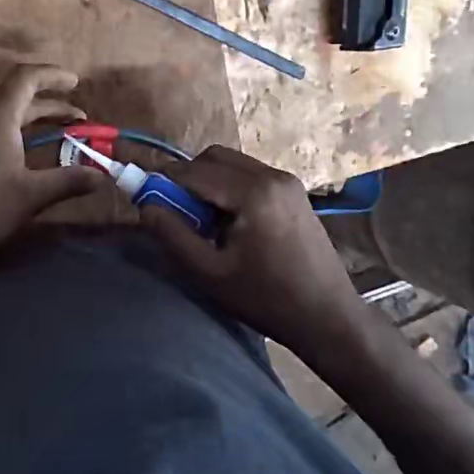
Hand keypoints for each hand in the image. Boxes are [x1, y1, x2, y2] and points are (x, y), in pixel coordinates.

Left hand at [0, 64, 107, 266]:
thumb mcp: (31, 195)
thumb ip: (69, 180)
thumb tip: (103, 176)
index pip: (26, 77)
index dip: (53, 76)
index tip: (76, 83)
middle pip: (15, 95)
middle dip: (49, 102)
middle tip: (76, 117)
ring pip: (0, 112)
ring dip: (30, 117)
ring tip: (55, 132)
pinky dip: (11, 129)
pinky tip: (22, 152)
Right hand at [139, 145, 365, 356]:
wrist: (328, 316)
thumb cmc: (267, 300)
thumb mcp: (210, 273)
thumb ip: (173, 235)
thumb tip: (146, 206)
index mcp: (253, 193)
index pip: (194, 170)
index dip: (165, 182)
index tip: (147, 200)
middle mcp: (272, 175)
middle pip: (215, 157)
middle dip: (188, 178)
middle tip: (177, 213)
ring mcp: (288, 181)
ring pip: (233, 164)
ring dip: (210, 182)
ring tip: (205, 223)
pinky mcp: (295, 192)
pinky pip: (251, 175)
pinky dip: (231, 188)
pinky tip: (231, 224)